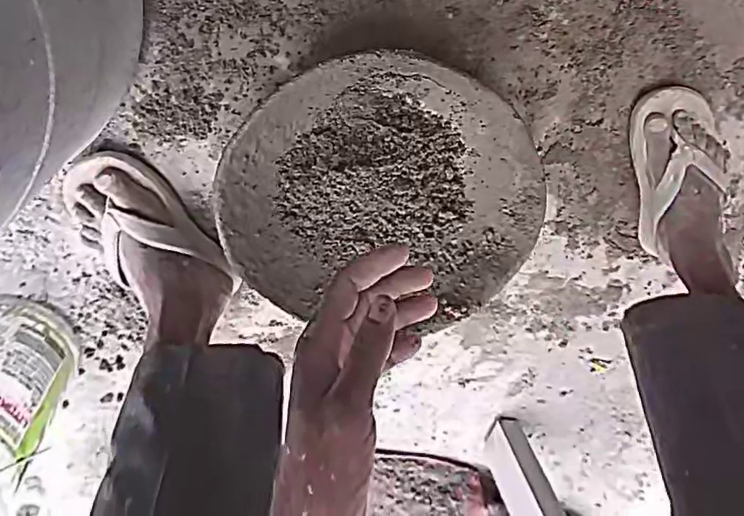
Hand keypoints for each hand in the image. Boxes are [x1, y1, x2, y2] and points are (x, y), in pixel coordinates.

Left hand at [273, 246, 437, 515]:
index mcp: (320, 348)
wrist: (316, 511)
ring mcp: (337, 372)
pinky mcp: (349, 391)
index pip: (346, 288)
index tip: (401, 253)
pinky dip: (396, 340)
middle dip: (393, 283)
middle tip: (423, 275)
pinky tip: (412, 339)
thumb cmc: (324, 467)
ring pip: (371, 325)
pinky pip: (375, 352)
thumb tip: (382, 304)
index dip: (374, 264)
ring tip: (427, 301)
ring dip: (399, 309)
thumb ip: (367, 350)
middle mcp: (326, 353)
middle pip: (361, 301)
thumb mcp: (351, 404)